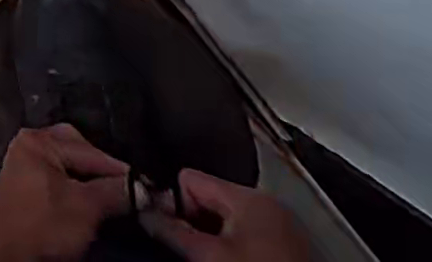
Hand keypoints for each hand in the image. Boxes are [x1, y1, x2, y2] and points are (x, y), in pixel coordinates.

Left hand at [0, 124, 130, 261]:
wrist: (7, 261)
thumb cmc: (40, 230)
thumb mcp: (84, 208)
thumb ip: (115, 192)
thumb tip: (142, 188)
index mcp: (38, 140)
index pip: (90, 151)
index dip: (121, 170)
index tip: (147, 184)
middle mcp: (29, 144)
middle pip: (79, 150)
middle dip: (104, 169)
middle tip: (129, 187)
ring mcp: (26, 164)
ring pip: (70, 164)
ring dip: (92, 178)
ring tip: (114, 194)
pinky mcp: (27, 185)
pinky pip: (59, 176)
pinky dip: (77, 185)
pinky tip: (91, 198)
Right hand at [140, 168, 307, 260]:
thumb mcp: (210, 258)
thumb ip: (175, 231)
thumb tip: (144, 212)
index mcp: (246, 195)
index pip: (190, 178)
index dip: (178, 206)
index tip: (182, 236)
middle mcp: (264, 201)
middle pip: (208, 197)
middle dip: (198, 224)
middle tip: (202, 256)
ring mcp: (278, 224)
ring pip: (226, 218)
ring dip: (215, 237)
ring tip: (218, 261)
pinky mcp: (286, 246)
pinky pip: (246, 232)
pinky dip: (236, 246)